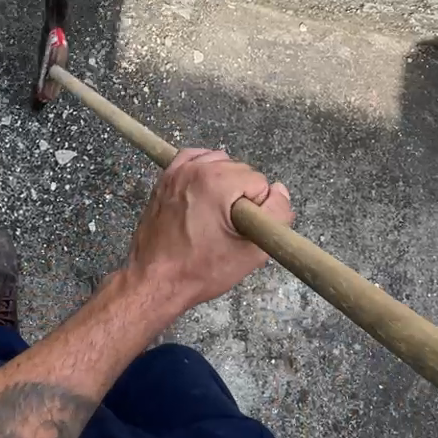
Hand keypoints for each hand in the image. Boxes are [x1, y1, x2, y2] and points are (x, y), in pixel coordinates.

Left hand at [125, 148, 293, 314]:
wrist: (156, 279)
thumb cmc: (201, 269)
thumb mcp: (252, 251)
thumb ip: (276, 216)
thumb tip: (280, 191)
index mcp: (217, 182)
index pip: (259, 182)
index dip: (260, 208)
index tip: (245, 229)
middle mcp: (195, 169)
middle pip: (239, 170)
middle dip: (242, 195)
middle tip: (232, 225)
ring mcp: (177, 172)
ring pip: (218, 162)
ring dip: (224, 181)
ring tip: (219, 213)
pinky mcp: (165, 178)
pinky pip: (193, 158)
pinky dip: (204, 169)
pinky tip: (208, 190)